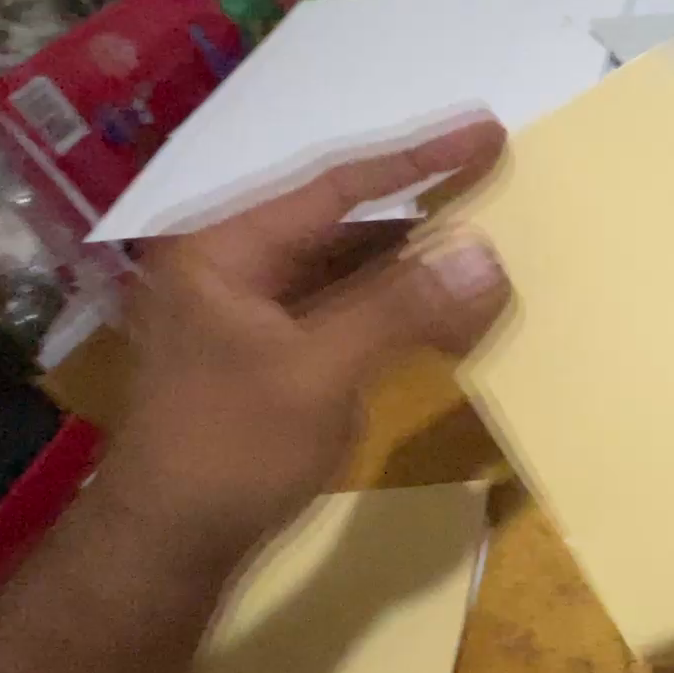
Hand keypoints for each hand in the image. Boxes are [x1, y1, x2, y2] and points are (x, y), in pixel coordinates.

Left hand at [91, 119, 512, 575]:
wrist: (175, 540)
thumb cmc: (230, 448)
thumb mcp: (317, 372)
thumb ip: (401, 308)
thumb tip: (486, 255)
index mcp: (231, 251)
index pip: (339, 186)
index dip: (419, 157)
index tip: (485, 132)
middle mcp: (249, 267)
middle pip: (355, 221)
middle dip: (430, 210)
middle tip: (498, 186)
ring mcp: (272, 310)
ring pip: (365, 268)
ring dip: (427, 266)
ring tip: (491, 255)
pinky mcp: (295, 349)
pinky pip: (367, 310)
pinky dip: (414, 310)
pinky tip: (457, 316)